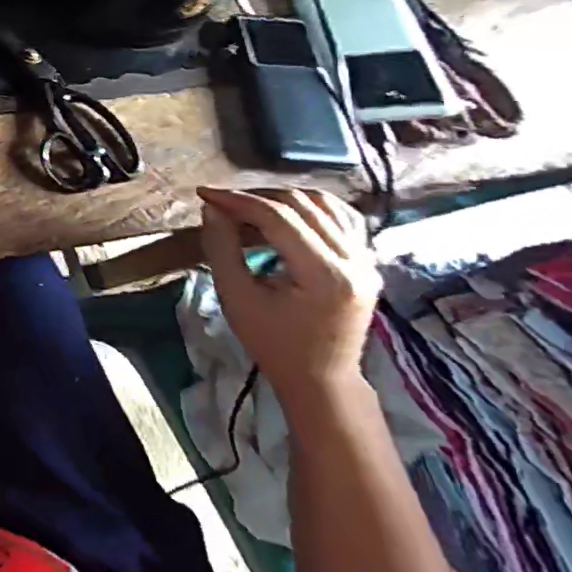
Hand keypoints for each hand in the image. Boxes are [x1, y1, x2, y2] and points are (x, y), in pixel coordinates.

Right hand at [198, 186, 380, 412]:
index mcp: (325, 275)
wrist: (320, 377)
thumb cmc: (273, 342)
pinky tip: (285, 212)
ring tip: (248, 206)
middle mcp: (356, 262)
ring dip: (281, 198)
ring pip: (325, 204)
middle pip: (303, 204)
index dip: (238, 200)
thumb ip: (222, 247)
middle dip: (256, 196)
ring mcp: (367, 261)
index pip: (279, 217)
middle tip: (221, 202)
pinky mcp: (367, 262)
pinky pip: (342, 218)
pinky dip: (309, 207)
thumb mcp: (236, 296)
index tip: (204, 194)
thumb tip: (212, 208)